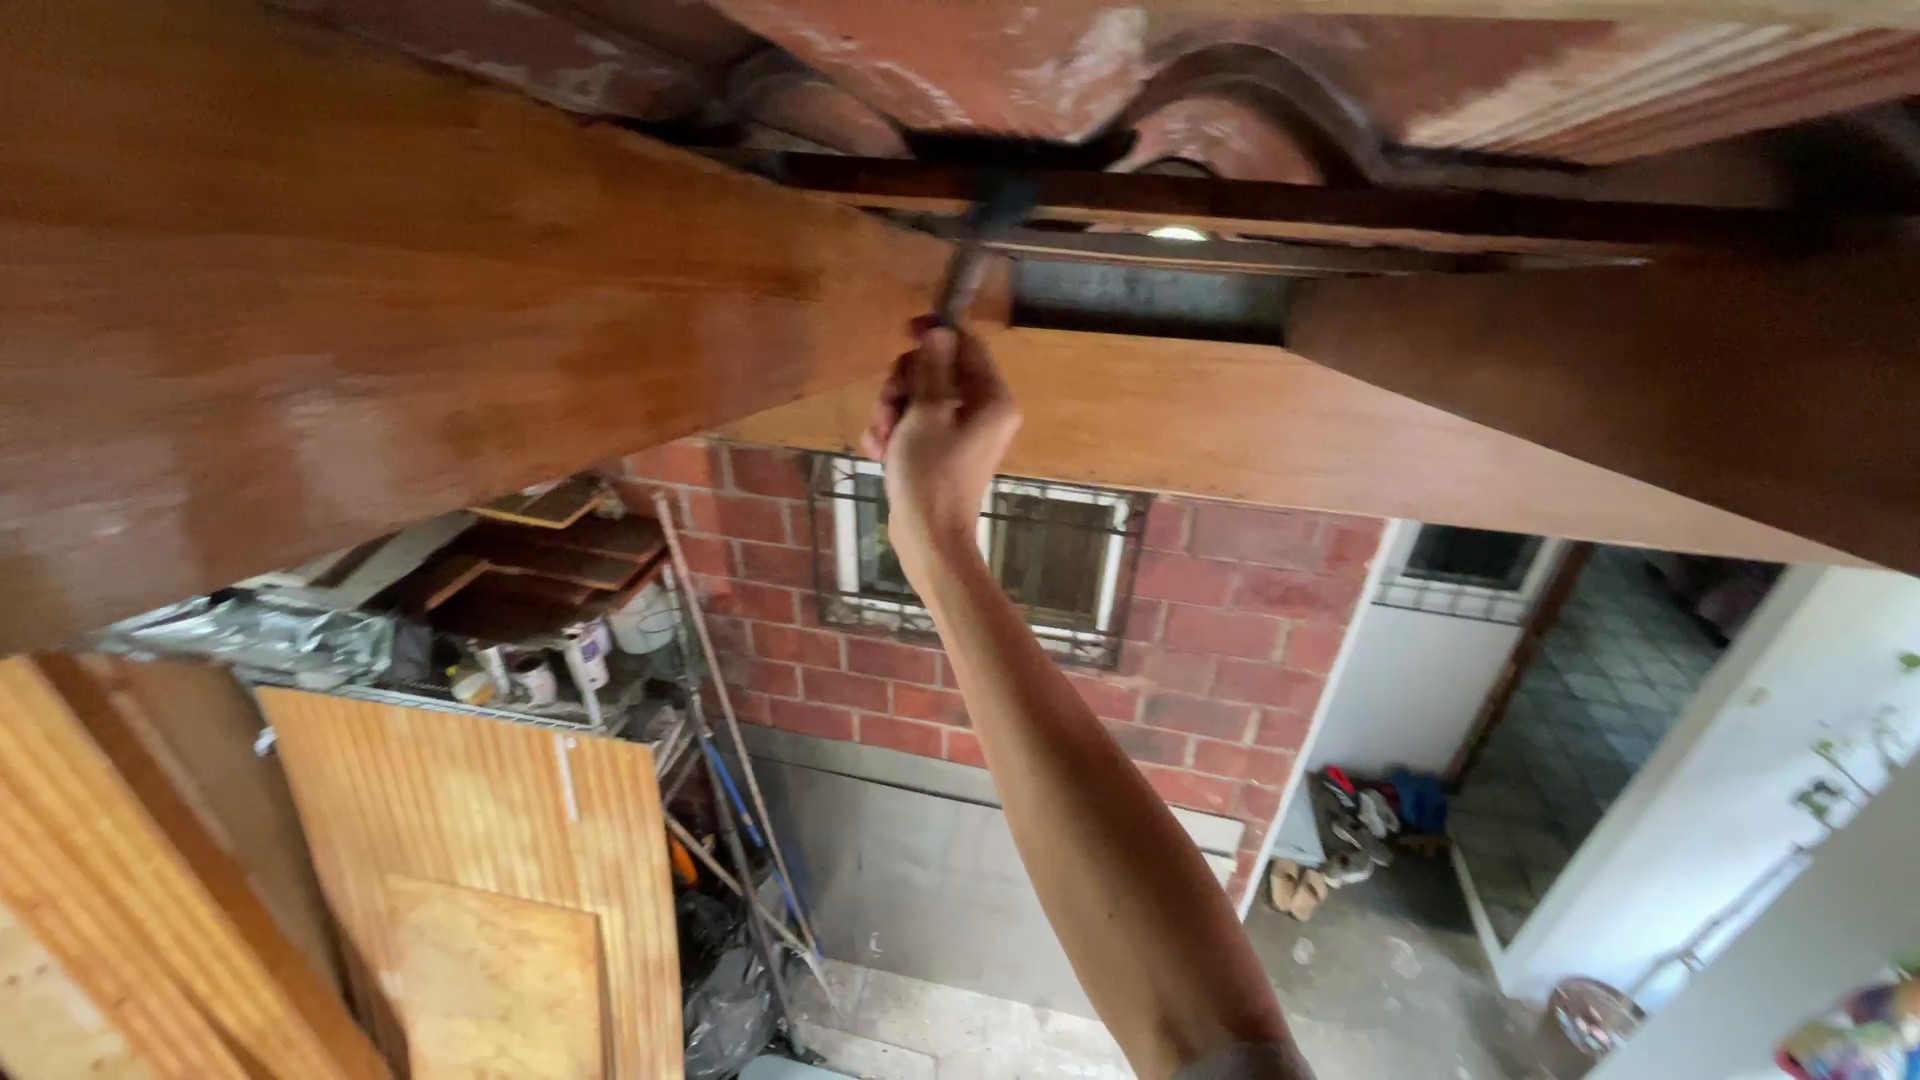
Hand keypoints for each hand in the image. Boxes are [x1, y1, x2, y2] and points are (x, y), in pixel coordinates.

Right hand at [861, 318, 1020, 582]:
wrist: (929, 539)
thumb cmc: (930, 475)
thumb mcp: (925, 414)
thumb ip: (931, 369)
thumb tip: (940, 332)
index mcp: (992, 399)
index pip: (967, 346)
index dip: (935, 335)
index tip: (904, 331)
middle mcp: (983, 413)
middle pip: (937, 371)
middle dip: (903, 385)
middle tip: (888, 406)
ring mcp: (961, 435)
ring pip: (919, 400)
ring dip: (892, 412)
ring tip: (883, 438)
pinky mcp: (941, 454)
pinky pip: (915, 428)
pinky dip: (894, 435)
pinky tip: (879, 452)